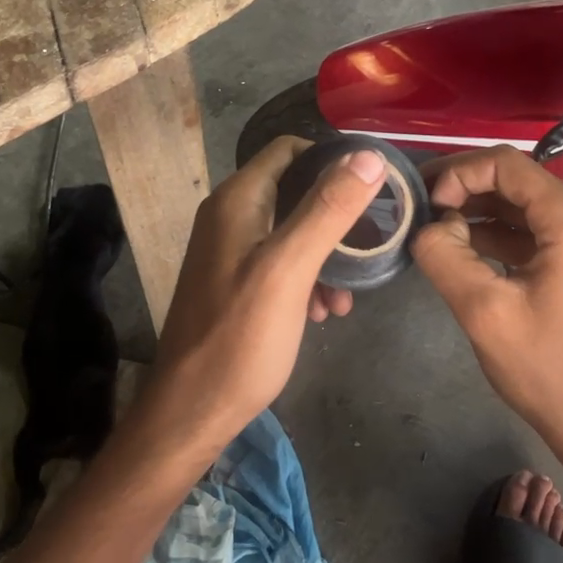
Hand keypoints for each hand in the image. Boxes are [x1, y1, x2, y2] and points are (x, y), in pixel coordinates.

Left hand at [147, 136, 382, 443]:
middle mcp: (230, 214)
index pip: (290, 150)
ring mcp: (229, 249)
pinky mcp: (234, 280)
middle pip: (295, 190)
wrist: (190, 411)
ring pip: (291, 229)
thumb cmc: (239, 338)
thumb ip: (327, 209)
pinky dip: (307, 276)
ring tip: (347, 295)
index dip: (332, 161)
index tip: (372, 189)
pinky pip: (280, 260)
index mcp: (238, 200)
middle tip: (371, 243)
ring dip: (326, 252)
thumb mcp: (289, 269)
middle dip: (335, 215)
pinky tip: (324, 312)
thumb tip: (369, 155)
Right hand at [412, 145, 562, 454]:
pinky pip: (536, 231)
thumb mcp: (485, 312)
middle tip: (420, 209)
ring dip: (479, 212)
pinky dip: (500, 234)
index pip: (505, 164)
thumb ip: (445, 256)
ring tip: (435, 229)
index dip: (458, 173)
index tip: (425, 204)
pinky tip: (466, 251)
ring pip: (524, 205)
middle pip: (516, 180)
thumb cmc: (551, 372)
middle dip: (464, 189)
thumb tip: (427, 226)